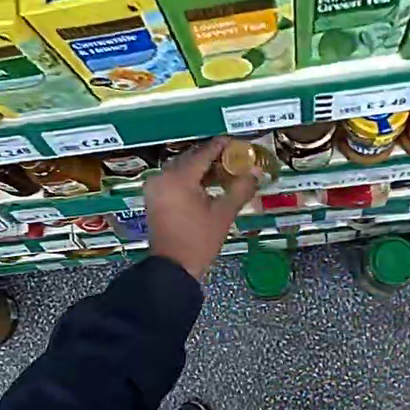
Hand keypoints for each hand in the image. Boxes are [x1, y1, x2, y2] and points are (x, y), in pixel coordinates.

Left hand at [143, 137, 256, 280]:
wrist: (173, 268)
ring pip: (181, 168)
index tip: (236, 141)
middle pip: (191, 158)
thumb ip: (240, 189)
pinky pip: (173, 178)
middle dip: (212, 157)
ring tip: (223, 170)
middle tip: (233, 157)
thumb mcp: (223, 214)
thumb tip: (255, 173)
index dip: (221, 146)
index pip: (203, 153)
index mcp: (178, 178)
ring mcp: (155, 187)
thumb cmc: (199, 241)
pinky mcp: (154, 197)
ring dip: (201, 167)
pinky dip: (190, 178)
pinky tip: (207, 183)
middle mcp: (162, 177)